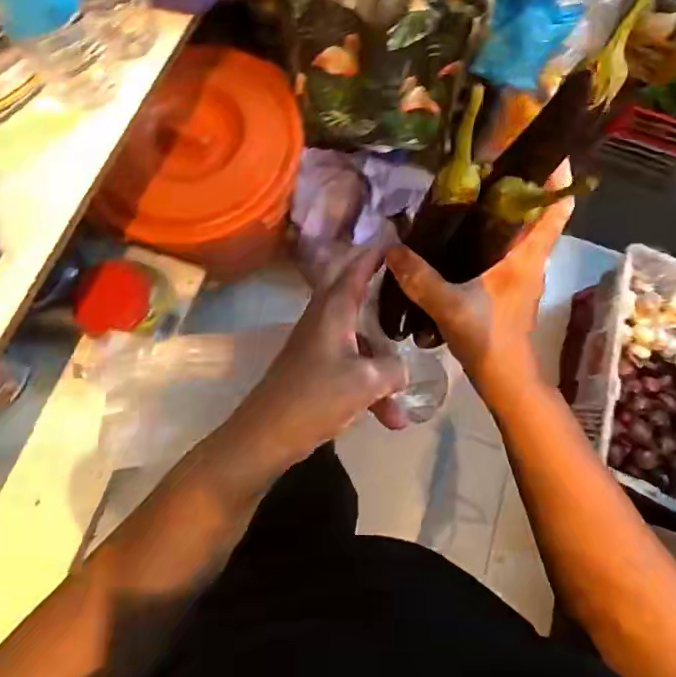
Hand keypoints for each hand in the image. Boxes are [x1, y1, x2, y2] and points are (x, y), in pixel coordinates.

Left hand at [219, 244, 409, 475]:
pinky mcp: (315, 372)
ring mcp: (318, 347)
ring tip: (405, 404)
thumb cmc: (316, 397)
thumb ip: (393, 369)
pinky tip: (388, 418)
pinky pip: (353, 369)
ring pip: (360, 344)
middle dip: (383, 295)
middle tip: (409, 288)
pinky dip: (371, 388)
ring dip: (384, 368)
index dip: (375, 254)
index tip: (396, 240)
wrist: (265, 436)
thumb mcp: (366, 382)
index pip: (356, 270)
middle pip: (357, 298)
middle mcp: (324, 321)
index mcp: (333, 311)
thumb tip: (404, 370)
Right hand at [386, 162, 574, 379]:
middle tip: (494, 161)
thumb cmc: (488, 339)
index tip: (547, 151)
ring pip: (523, 230)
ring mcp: (525, 272)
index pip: (555, 210)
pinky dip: (495, 232)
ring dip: (508, 209)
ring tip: (476, 188)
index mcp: (527, 256)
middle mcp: (532, 259)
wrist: (506, 380)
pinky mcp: (513, 284)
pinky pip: (509, 247)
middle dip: (523, 185)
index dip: (558, 179)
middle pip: (538, 213)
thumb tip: (391, 248)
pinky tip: (465, 230)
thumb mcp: (449, 306)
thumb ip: (419, 278)